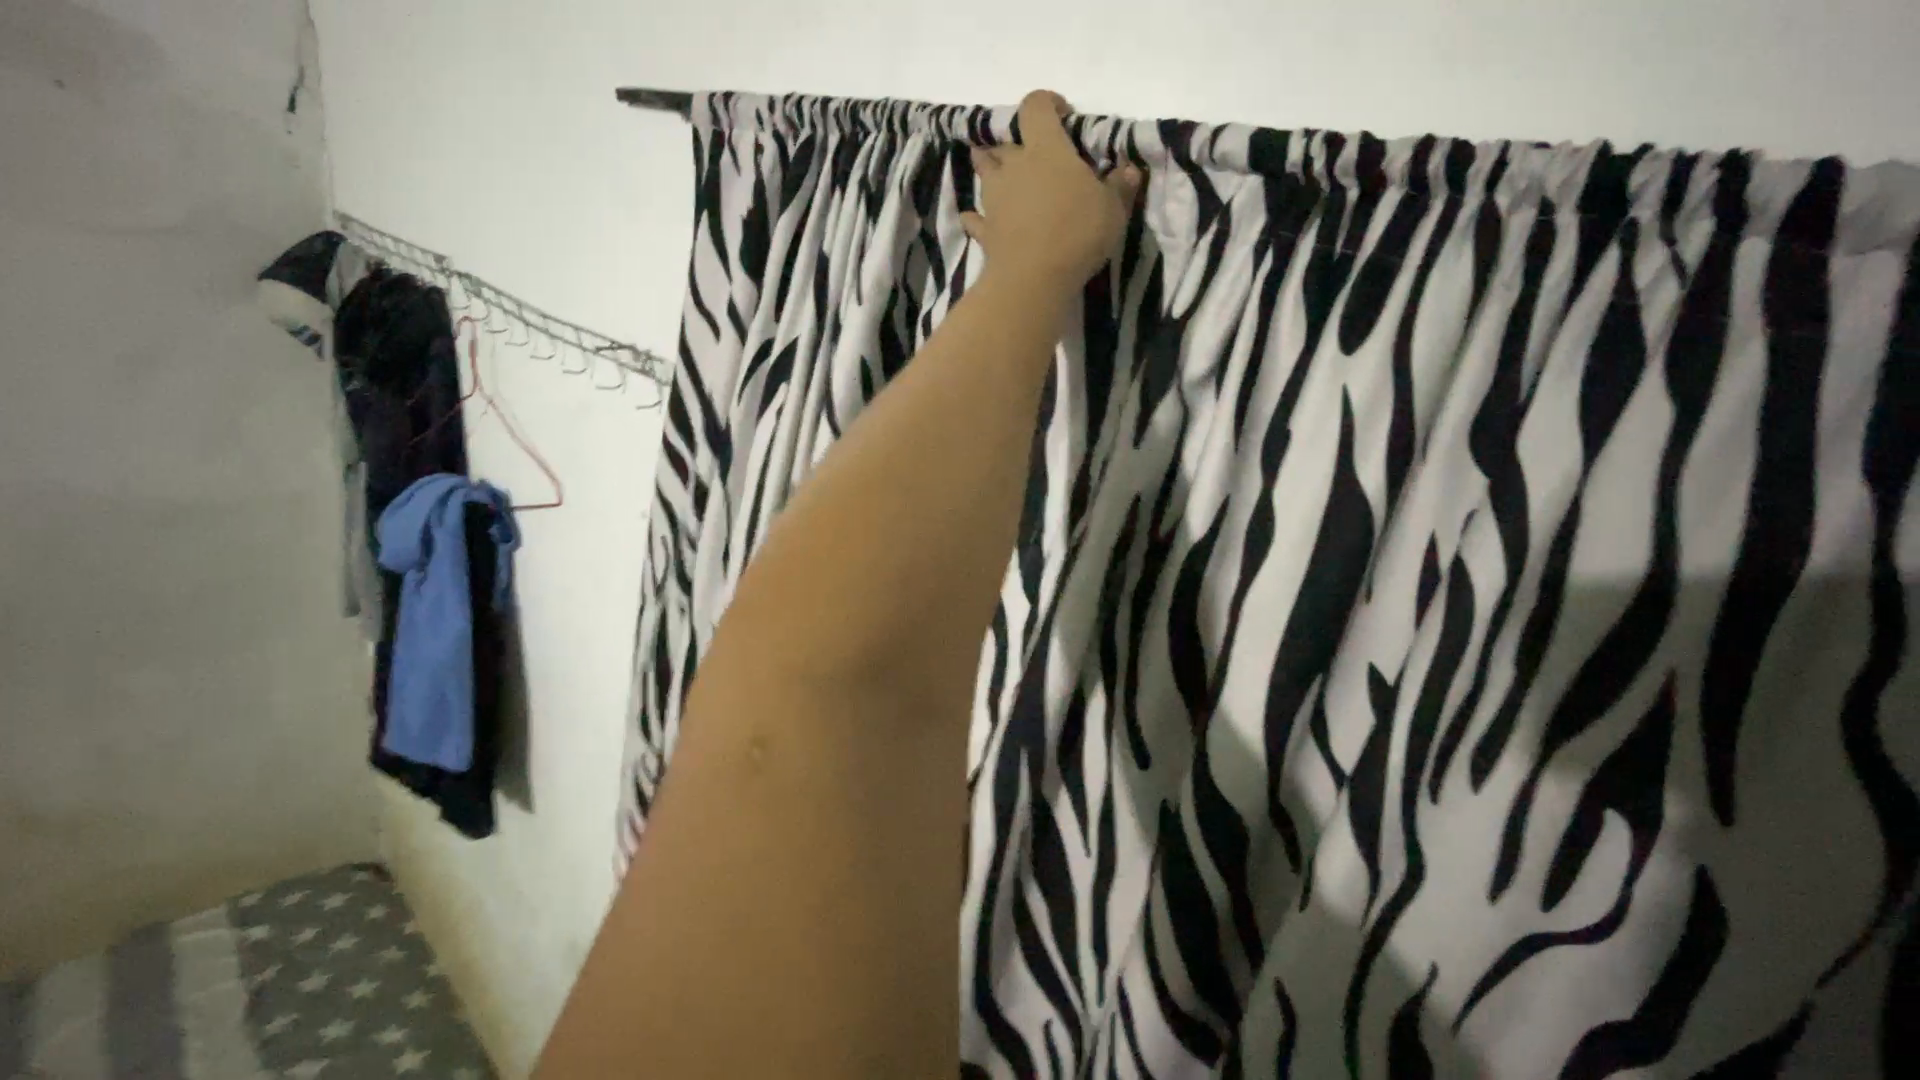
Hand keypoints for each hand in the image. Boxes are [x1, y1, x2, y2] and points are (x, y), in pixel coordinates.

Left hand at [962, 91, 1141, 297]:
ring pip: (985, 172)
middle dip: (1016, 144)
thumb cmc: (1077, 234)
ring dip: (992, 171)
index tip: (1062, 113)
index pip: (1036, 106)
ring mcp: (993, 198)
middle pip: (1006, 142)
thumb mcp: (1113, 210)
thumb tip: (1128, 170)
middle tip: (1034, 157)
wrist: (1033, 279)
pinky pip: (976, 217)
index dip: (1047, 103)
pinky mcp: (984, 230)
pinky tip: (980, 219)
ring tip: (1005, 179)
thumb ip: (1120, 187)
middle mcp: (1013, 166)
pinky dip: (978, 216)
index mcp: (1045, 149)